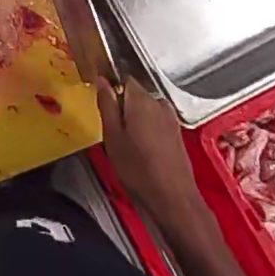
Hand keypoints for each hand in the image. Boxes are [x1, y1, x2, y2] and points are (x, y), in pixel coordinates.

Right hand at [93, 77, 212, 241]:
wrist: (171, 198)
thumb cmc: (137, 169)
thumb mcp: (112, 136)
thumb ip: (106, 104)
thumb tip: (102, 80)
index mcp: (141, 99)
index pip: (123, 78)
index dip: (109, 86)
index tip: (99, 102)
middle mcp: (159, 103)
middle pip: (134, 94)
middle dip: (121, 106)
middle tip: (109, 129)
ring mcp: (170, 118)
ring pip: (144, 109)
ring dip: (132, 119)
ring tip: (122, 142)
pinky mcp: (175, 132)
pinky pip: (154, 121)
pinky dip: (144, 129)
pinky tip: (138, 149)